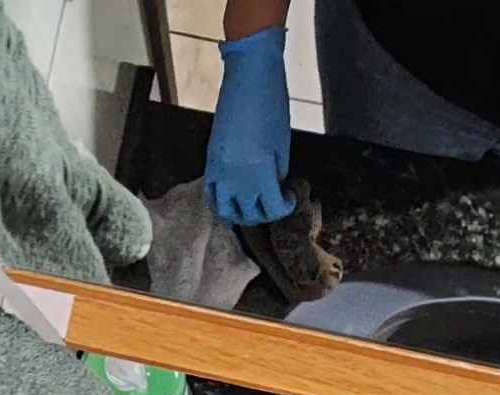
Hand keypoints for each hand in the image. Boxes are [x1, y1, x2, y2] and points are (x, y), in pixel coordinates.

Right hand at [205, 27, 295, 225]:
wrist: (249, 75)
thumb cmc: (273, 105)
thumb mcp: (283, 145)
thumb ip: (277, 173)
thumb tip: (273, 187)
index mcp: (260, 172)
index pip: (272, 209)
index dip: (284, 208)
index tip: (289, 197)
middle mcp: (237, 177)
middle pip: (249, 214)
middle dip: (264, 213)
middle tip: (271, 203)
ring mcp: (220, 170)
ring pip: (225, 210)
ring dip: (239, 214)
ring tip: (250, 205)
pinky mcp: (210, 160)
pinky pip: (210, 192)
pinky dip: (220, 200)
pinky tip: (232, 195)